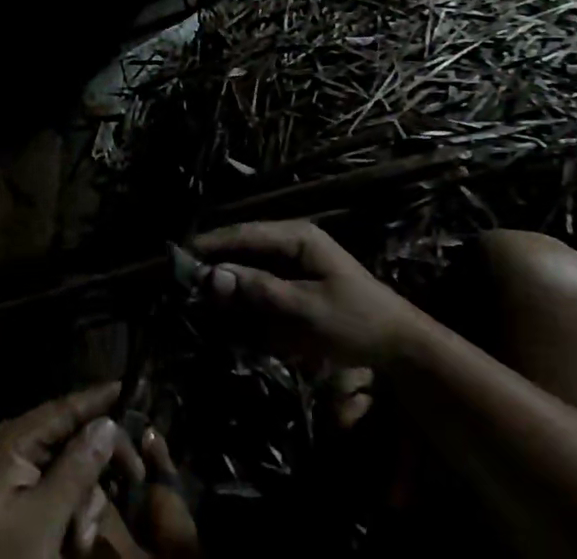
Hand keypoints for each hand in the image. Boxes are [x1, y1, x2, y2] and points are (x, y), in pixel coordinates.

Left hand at [0, 384, 142, 558]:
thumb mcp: (44, 519)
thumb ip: (77, 468)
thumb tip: (108, 423)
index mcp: (14, 442)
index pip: (66, 408)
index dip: (101, 398)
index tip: (136, 387)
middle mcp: (19, 449)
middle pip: (77, 436)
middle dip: (99, 466)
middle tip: (135, 477)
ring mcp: (23, 476)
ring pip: (78, 469)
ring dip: (88, 502)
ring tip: (81, 539)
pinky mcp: (29, 503)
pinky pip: (68, 494)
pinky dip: (78, 516)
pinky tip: (76, 542)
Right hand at [192, 221, 430, 366]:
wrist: (398, 344)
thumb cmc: (355, 321)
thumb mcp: (305, 309)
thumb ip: (258, 291)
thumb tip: (212, 275)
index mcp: (298, 236)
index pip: (244, 233)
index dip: (211, 244)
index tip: (178, 257)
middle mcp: (293, 241)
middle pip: (243, 246)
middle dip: (215, 262)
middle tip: (182, 282)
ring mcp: (295, 261)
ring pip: (249, 264)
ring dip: (228, 280)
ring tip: (199, 295)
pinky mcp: (296, 282)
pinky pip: (261, 282)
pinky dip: (244, 293)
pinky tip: (229, 307)